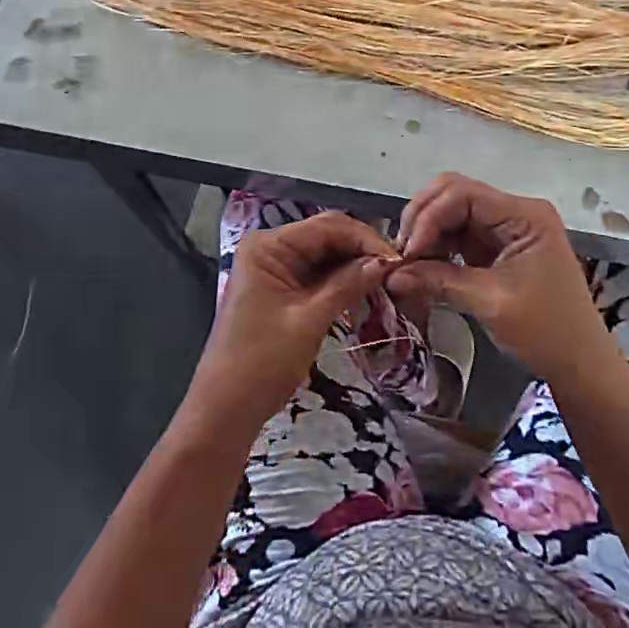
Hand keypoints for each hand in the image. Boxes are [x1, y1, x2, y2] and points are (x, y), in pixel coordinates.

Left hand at [185, 212, 398, 430]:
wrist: (228, 403)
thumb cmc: (262, 360)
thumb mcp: (309, 320)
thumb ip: (346, 285)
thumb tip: (384, 262)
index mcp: (268, 246)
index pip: (326, 226)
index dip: (365, 238)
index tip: (400, 260)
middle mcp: (269, 249)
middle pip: (326, 237)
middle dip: (362, 251)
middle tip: (400, 273)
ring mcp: (274, 269)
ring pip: (324, 256)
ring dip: (355, 266)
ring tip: (391, 282)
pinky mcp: (281, 290)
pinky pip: (317, 276)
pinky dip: (341, 282)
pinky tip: (367, 291)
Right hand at [393, 173, 616, 383]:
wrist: (580, 365)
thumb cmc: (547, 332)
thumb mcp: (490, 303)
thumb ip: (439, 281)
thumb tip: (390, 275)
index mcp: (525, 215)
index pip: (460, 193)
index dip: (428, 217)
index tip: (409, 252)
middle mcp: (513, 211)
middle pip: (450, 194)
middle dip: (421, 219)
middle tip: (403, 253)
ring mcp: (502, 227)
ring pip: (446, 211)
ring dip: (423, 233)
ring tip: (409, 263)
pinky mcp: (491, 244)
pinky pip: (452, 232)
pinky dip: (432, 245)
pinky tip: (422, 266)